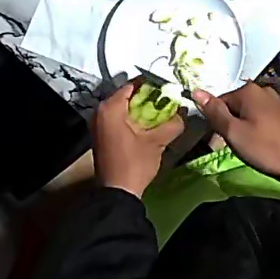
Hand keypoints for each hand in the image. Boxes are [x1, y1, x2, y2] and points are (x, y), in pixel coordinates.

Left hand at [93, 81, 184, 197]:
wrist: (117, 193)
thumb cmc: (134, 164)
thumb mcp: (157, 142)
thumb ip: (172, 124)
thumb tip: (182, 114)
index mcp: (110, 108)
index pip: (131, 86)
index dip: (150, 85)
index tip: (166, 88)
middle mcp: (99, 112)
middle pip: (125, 97)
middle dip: (145, 99)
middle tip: (165, 102)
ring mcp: (97, 124)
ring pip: (121, 109)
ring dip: (138, 110)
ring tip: (159, 114)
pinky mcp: (100, 136)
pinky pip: (116, 120)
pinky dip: (130, 120)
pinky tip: (146, 127)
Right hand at [191, 82, 279, 187]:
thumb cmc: (264, 148)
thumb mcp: (233, 132)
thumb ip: (214, 111)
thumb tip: (196, 91)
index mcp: (248, 90)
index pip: (219, 100)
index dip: (216, 120)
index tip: (221, 137)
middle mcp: (263, 89)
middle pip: (235, 103)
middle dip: (230, 120)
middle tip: (234, 141)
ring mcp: (277, 99)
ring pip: (249, 109)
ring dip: (243, 123)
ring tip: (247, 143)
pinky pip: (262, 114)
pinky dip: (257, 124)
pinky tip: (261, 139)